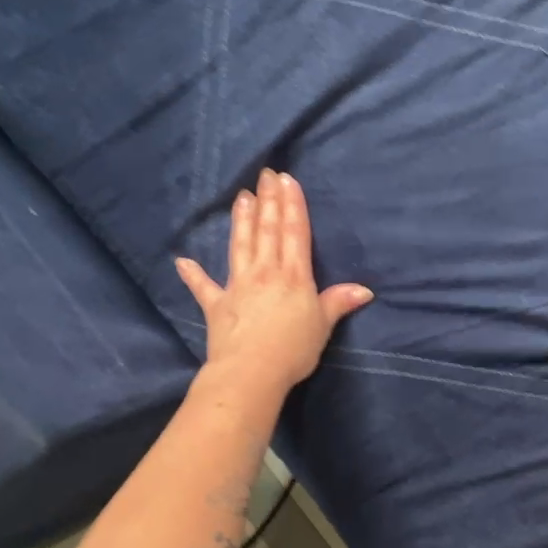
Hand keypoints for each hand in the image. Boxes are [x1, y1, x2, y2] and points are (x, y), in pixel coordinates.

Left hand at [175, 169, 372, 394]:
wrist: (251, 372)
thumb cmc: (293, 348)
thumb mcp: (323, 324)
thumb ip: (339, 302)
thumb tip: (365, 289)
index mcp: (294, 276)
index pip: (294, 233)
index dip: (292, 205)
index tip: (287, 180)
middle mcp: (265, 273)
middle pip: (267, 231)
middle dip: (268, 201)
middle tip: (265, 175)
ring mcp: (238, 286)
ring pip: (241, 246)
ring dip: (241, 220)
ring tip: (241, 196)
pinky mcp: (217, 305)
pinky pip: (203, 287)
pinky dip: (192, 274)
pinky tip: (182, 260)